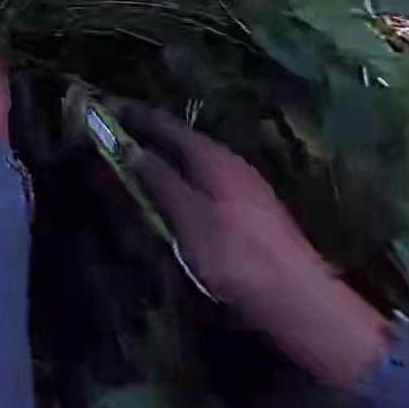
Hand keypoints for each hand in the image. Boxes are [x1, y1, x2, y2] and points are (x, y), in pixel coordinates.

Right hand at [123, 105, 390, 389]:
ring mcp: (243, 183)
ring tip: (136, 157)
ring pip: (193, 157)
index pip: (164, 122)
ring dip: (164, 153)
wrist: (303, 302)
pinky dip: (180, 172)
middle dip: (148, 131)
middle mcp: (228, 160)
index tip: (105, 105)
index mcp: (211, 155)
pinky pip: (203, 176)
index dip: (134, 113)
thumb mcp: (187, 216)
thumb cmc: (236, 255)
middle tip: (115, 130)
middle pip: (180, 137)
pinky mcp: (250, 207)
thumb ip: (158, 179)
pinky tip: (171, 188)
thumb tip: (131, 147)